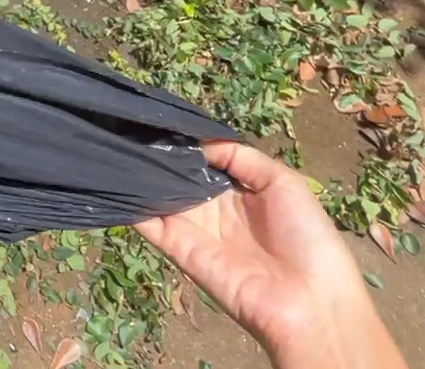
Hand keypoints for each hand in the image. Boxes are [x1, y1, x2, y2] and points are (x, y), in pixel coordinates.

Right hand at [133, 141, 407, 368]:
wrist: (312, 305)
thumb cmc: (308, 240)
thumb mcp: (285, 184)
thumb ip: (240, 155)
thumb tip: (195, 142)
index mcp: (235, 191)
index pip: (198, 160)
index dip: (182, 141)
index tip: (157, 119)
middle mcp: (208, 205)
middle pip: (173, 173)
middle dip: (154, 151)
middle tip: (127, 124)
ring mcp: (189, 225)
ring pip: (154, 191)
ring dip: (136, 171)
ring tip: (114, 139)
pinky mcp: (174, 244)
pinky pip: (144, 220)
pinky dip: (127, 201)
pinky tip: (112, 174)